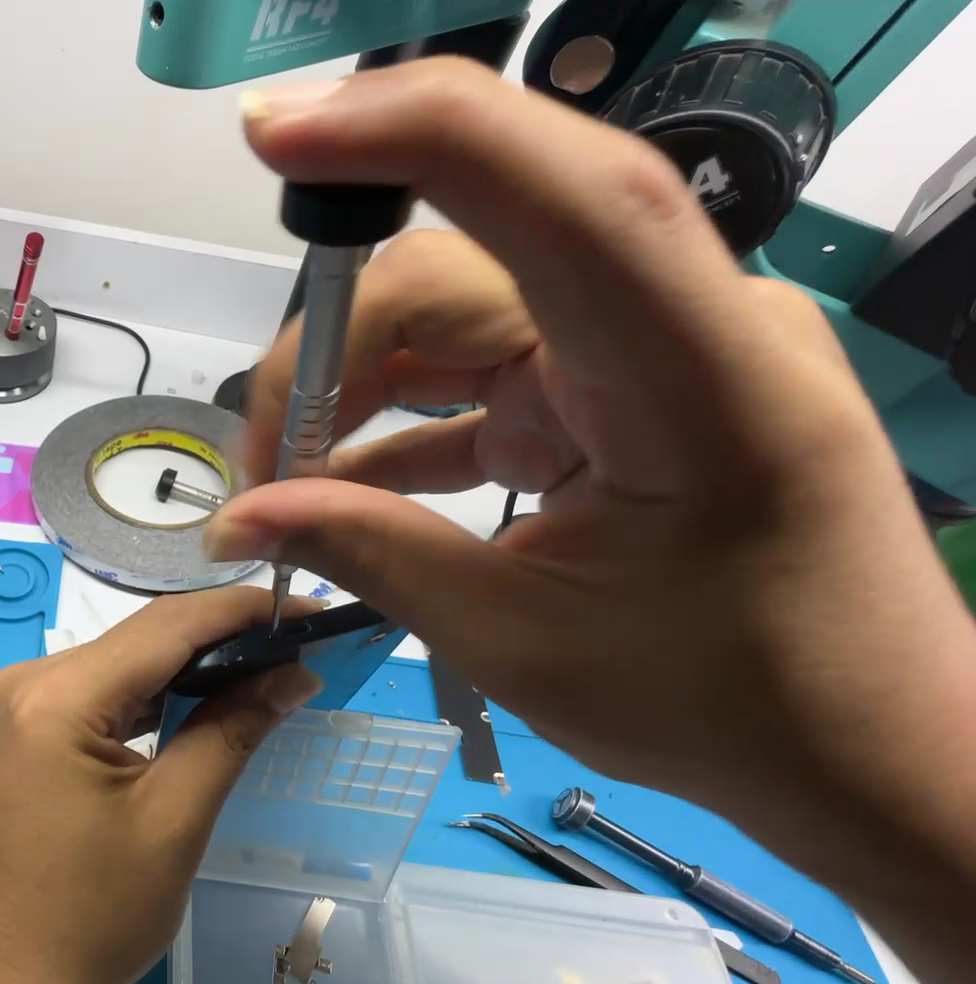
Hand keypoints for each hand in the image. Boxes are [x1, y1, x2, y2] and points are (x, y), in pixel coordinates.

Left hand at [0, 588, 321, 983]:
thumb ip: (231, 732)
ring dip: (193, 662)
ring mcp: (24, 699)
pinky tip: (207, 692)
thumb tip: (293, 674)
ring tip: (269, 662)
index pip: (164, 628)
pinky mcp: (30, 723)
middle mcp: (31, 679)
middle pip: (142, 638)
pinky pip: (104, 688)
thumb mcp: (173, 822)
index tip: (307, 607)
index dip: (241, 612)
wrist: (6, 975)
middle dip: (223, 635)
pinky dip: (156, 690)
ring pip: (125, 660)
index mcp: (57, 696)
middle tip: (300, 638)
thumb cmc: (91, 915)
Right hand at [211, 59, 975, 983]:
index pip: (567, 194)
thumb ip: (366, 554)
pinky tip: (340, 487)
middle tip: (263, 468)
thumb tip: (235, 522)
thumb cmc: (720, 700)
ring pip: (440, 320)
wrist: (851, 749)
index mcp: (692, 375)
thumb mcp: (516, 639)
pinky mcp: (596, 391)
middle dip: (327, 357)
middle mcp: (663, 328)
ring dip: (346, 392)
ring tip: (291, 484)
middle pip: (451, 273)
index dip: (416, 134)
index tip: (276, 131)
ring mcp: (626, 354)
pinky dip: (390, 427)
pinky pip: (463, 377)